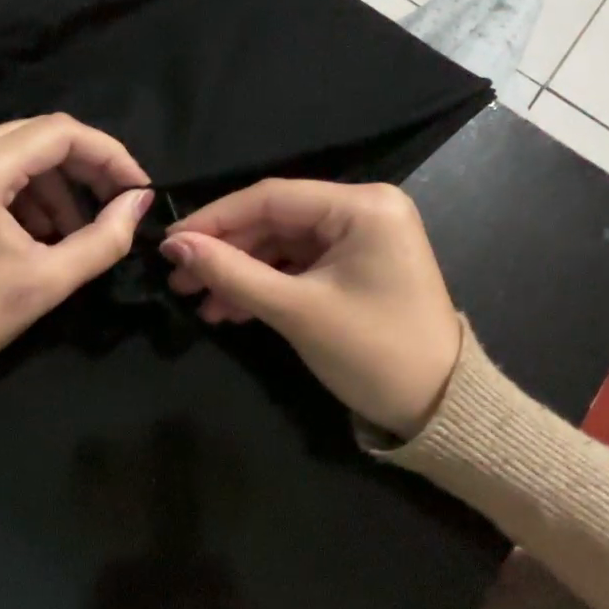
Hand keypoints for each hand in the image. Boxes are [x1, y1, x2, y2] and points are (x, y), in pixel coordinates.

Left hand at [0, 115, 153, 423]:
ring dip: (49, 185)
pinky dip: (17, 191)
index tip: (136, 187)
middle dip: (81, 169)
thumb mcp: (48, 280)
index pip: (59, 133)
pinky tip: (32, 232)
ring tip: (69, 233)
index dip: (108, 154)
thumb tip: (140, 202)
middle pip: (35, 135)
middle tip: (113, 205)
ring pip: (11, 151)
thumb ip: (104, 237)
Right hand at [160, 181, 460, 437]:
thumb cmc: (372, 352)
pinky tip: (230, 310)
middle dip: (225, 252)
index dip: (214, 219)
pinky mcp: (355, 266)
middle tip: (177, 280)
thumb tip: (174, 246)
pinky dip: (265, 286)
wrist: (439, 410)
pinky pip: (298, 265)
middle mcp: (363, 210)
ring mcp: (360, 238)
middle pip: (274, 221)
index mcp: (362, 205)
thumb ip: (231, 272)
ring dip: (240, 274)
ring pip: (281, 245)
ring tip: (199, 305)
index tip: (169, 243)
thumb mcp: (295, 310)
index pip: (271, 198)